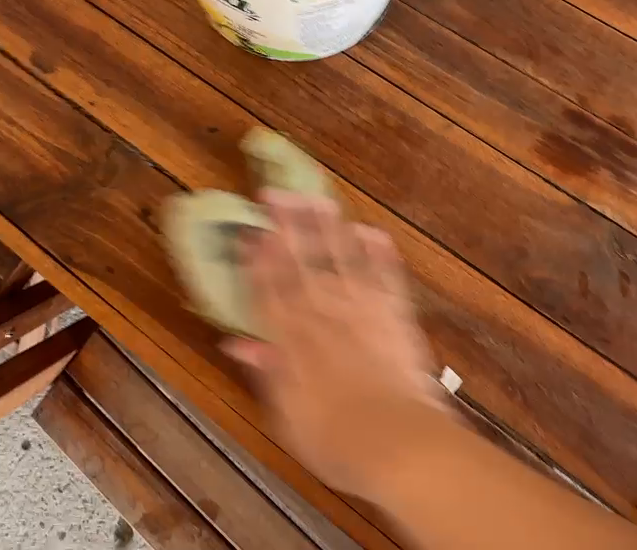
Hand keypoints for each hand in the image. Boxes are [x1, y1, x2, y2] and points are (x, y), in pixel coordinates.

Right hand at [224, 191, 452, 496]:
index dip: (258, 257)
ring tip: (317, 198)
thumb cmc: (336, 439)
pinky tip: (371, 231)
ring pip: (341, 255)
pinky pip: (386, 274)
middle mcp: (325, 312)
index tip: (250, 230)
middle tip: (275, 192)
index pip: (270, 287)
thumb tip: (236, 341)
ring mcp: (363, 308)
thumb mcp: (288, 413)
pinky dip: (379, 251)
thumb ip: (266, 369)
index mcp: (293, 337)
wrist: (400, 443)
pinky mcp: (396, 313)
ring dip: (328, 226)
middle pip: (303, 260)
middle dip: (287, 225)